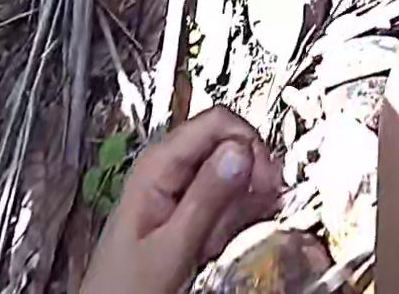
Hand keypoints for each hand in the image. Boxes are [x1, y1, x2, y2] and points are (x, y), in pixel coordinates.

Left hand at [81, 107, 282, 293]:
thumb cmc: (130, 291)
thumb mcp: (172, 249)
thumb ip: (207, 197)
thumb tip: (243, 148)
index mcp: (161, 162)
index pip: (217, 121)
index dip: (247, 141)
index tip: (268, 179)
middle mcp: (170, 163)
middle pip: (225, 141)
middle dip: (250, 169)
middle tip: (267, 204)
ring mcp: (178, 185)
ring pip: (228, 169)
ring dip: (242, 196)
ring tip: (238, 229)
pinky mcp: (185, 207)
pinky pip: (221, 194)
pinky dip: (235, 210)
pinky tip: (231, 233)